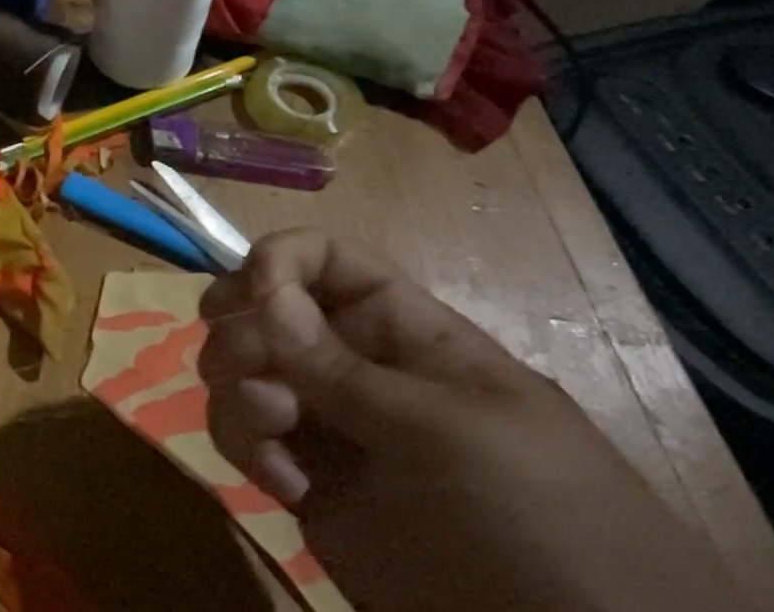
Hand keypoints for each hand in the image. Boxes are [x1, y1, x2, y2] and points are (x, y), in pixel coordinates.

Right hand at [199, 229, 748, 611]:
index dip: (279, 261)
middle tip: (252, 368)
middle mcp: (352, 366)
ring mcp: (325, 424)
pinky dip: (244, 448)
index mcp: (403, 332)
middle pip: (262, 310)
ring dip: (237, 392)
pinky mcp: (301, 479)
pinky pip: (241, 435)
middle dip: (241, 330)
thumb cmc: (536, 512)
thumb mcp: (447, 430)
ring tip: (274, 435)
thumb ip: (341, 367)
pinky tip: (286, 487)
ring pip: (239, 371)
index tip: (255, 298)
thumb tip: (262, 294)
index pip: (324, 261)